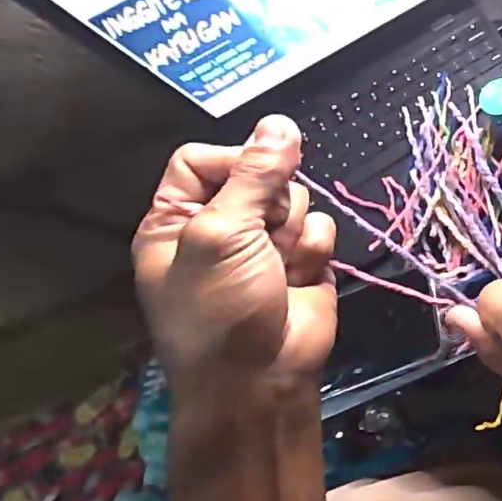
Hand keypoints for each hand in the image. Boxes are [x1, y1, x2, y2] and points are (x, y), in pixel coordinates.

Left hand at [132, 115, 337, 396]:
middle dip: (271, 203)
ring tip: (280, 266)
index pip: (204, 158)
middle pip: (261, 174)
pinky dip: (314, 250)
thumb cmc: (221, 309)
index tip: (256, 175)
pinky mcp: (306, 258)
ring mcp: (267, 243)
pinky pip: (321, 228)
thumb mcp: (222, 234)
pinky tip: (301, 277)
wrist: (262, 377)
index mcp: (180, 218)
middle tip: (260, 237)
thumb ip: (254, 175)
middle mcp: (224, 225)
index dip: (235, 160)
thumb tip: (281, 123)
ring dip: (293, 231)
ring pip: (298, 200)